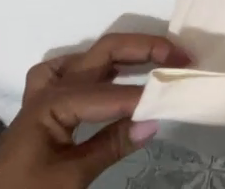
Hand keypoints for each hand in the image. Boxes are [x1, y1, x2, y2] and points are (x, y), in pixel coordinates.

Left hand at [0, 32, 193, 188]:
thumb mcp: (68, 181)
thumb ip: (111, 146)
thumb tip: (156, 121)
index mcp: (51, 104)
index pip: (109, 92)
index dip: (142, 95)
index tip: (175, 96)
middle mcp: (48, 90)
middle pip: (103, 52)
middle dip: (144, 49)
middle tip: (181, 57)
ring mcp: (43, 96)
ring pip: (87, 56)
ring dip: (123, 52)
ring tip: (155, 59)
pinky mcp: (43, 109)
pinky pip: (69, 72)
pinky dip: (94, 67)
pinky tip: (110, 77)